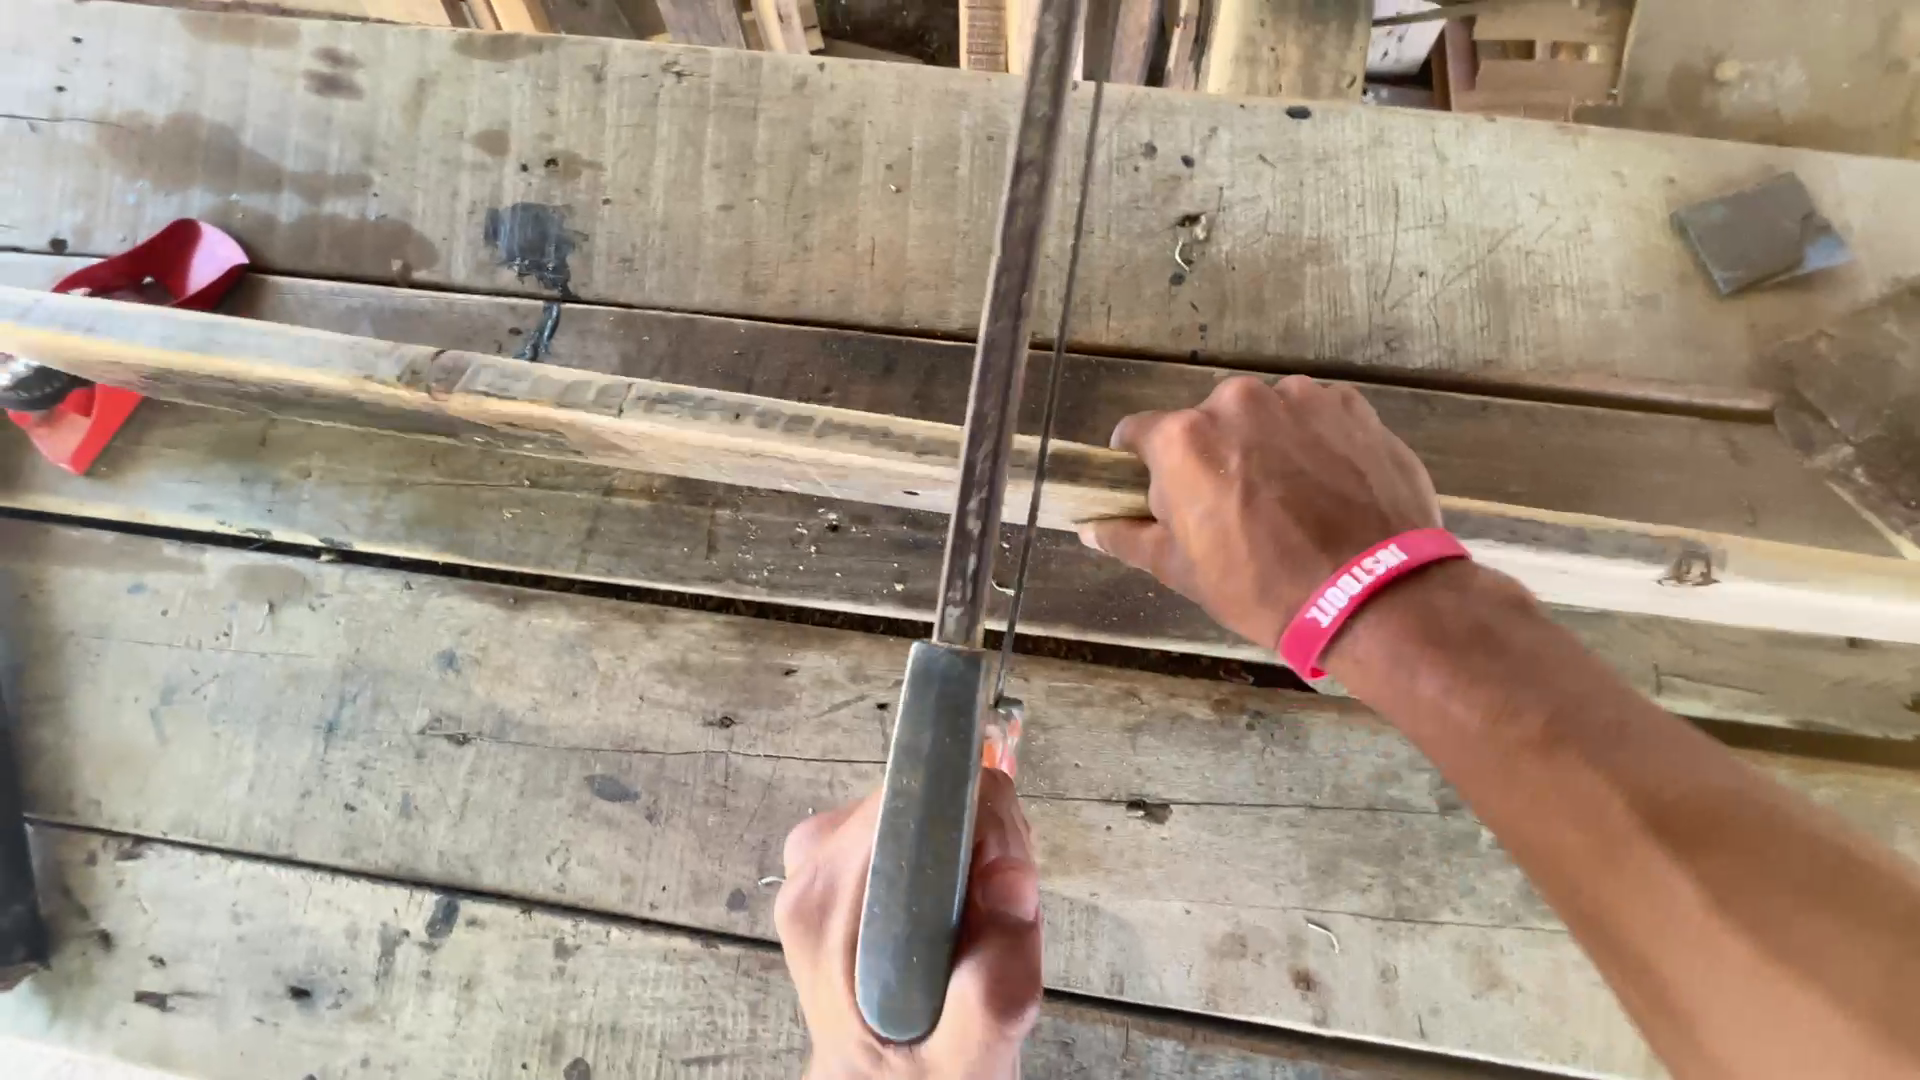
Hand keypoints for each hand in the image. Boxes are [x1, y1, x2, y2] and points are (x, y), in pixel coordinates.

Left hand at [774, 768, 1042, 1078]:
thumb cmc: (920, 1073)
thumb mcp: (973, 1055)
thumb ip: (998, 984)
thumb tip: (1009, 880)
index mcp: (827, 900)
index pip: (922, 800)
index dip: (984, 826)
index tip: (1005, 883)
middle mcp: (812, 862)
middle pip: (928, 796)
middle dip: (983, 842)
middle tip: (998, 912)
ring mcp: (820, 852)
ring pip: (928, 803)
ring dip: (973, 848)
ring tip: (979, 919)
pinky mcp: (838, 851)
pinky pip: (917, 818)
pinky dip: (953, 850)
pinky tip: (959, 904)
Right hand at [1080, 375, 1442, 650]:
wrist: (1373, 593)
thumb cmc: (1260, 585)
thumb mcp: (1180, 569)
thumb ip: (1127, 537)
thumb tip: (1087, 527)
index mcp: (1182, 438)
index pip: (1137, 432)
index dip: (1140, 460)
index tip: (1156, 486)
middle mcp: (1235, 401)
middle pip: (1203, 422)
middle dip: (1207, 454)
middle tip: (1229, 504)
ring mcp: (1298, 398)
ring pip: (1259, 415)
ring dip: (1260, 443)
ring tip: (1285, 495)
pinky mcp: (1350, 406)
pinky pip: (1311, 416)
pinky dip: (1308, 440)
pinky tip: (1324, 484)